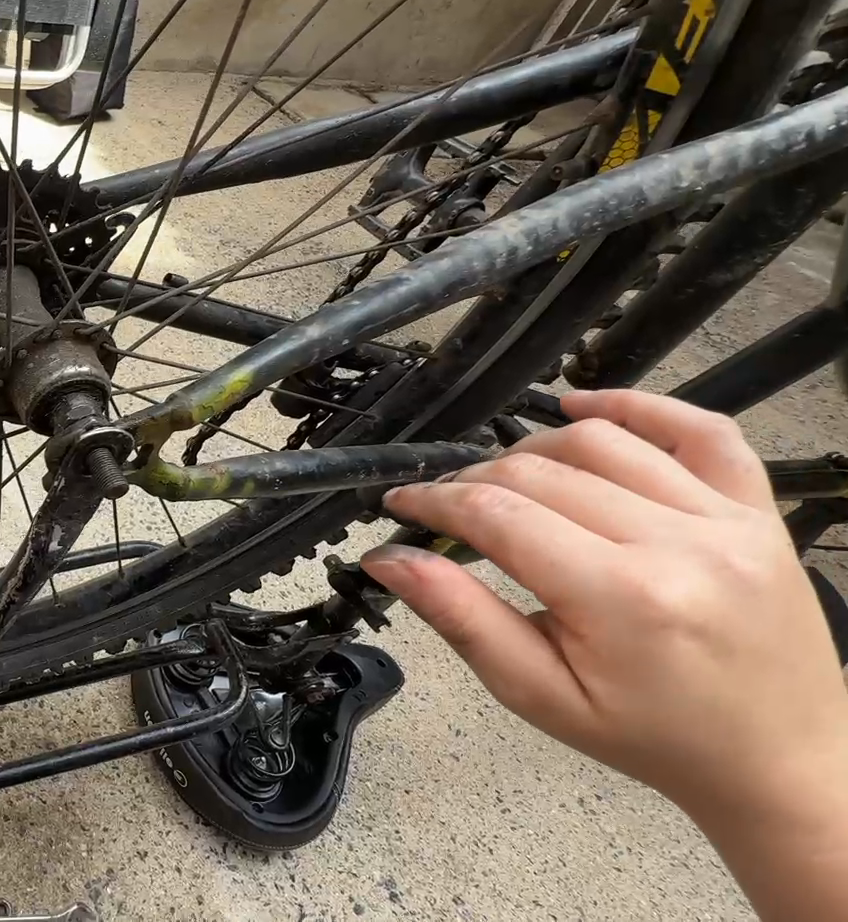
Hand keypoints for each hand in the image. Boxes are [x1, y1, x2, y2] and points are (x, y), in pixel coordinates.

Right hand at [363, 391, 847, 920]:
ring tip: (503, 482)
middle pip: (536, 472)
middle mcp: (682, 545)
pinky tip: (582, 406)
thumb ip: (457, 616)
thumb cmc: (649, 734)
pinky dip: (637, 406)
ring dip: (529, 450)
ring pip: (597, 441)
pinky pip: (702, 431)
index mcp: (624, 598)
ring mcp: (729, 522)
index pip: (495, 513)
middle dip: (469, 483)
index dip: (431, 501)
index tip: (399, 505)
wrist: (785, 763)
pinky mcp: (758, 513)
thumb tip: (385, 558)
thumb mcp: (534, 691)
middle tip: (444, 510)